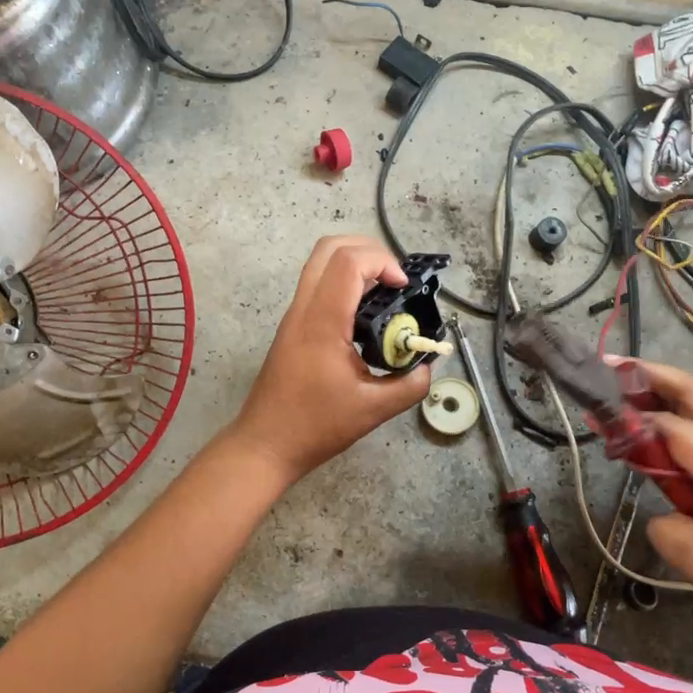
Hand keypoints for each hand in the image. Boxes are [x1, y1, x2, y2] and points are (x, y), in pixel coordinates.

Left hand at [227, 237, 432, 482]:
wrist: (265, 445)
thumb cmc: (315, 427)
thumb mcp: (373, 410)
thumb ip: (409, 385)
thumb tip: (427, 367)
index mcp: (322, 323)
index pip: (348, 262)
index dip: (382, 261)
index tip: (403, 289)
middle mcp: (303, 310)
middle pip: (329, 248)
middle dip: (368, 251)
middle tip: (394, 281)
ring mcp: (293, 318)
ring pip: (320, 266)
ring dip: (355, 267)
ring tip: (383, 296)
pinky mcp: (291, 329)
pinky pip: (316, 288)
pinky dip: (343, 286)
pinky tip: (364, 319)